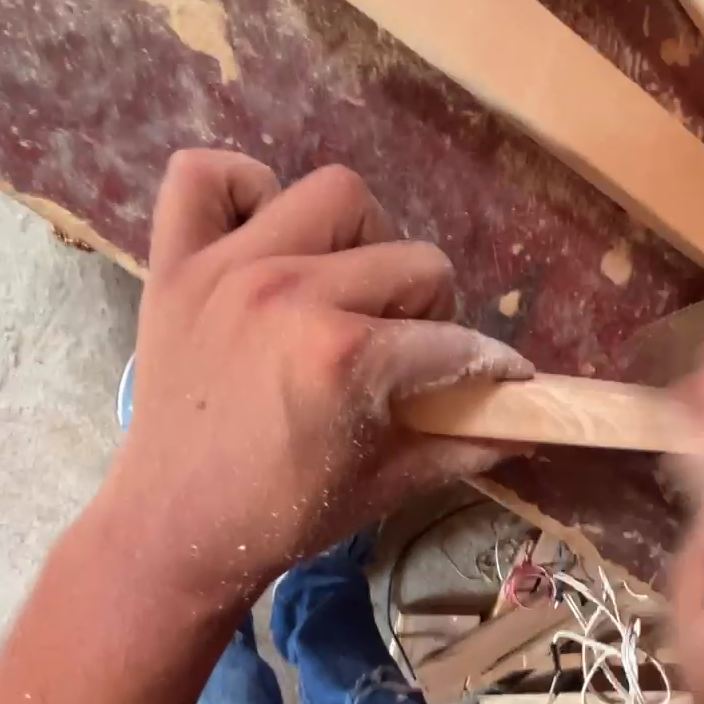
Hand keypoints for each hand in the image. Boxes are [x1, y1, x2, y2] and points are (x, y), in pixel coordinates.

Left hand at [95, 150, 532, 613]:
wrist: (173, 527)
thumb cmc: (286, 513)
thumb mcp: (390, 485)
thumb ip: (467, 448)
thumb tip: (529, 429)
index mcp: (345, 357)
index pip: (454, 340)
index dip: (493, 363)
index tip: (504, 376)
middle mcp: (291, 292)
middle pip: (415, 261)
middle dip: (434, 312)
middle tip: (412, 350)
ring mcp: (228, 268)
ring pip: (336, 195)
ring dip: (365, 239)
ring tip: (353, 287)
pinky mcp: (175, 262)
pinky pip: (208, 175)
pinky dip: (245, 193)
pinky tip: (268, 238)